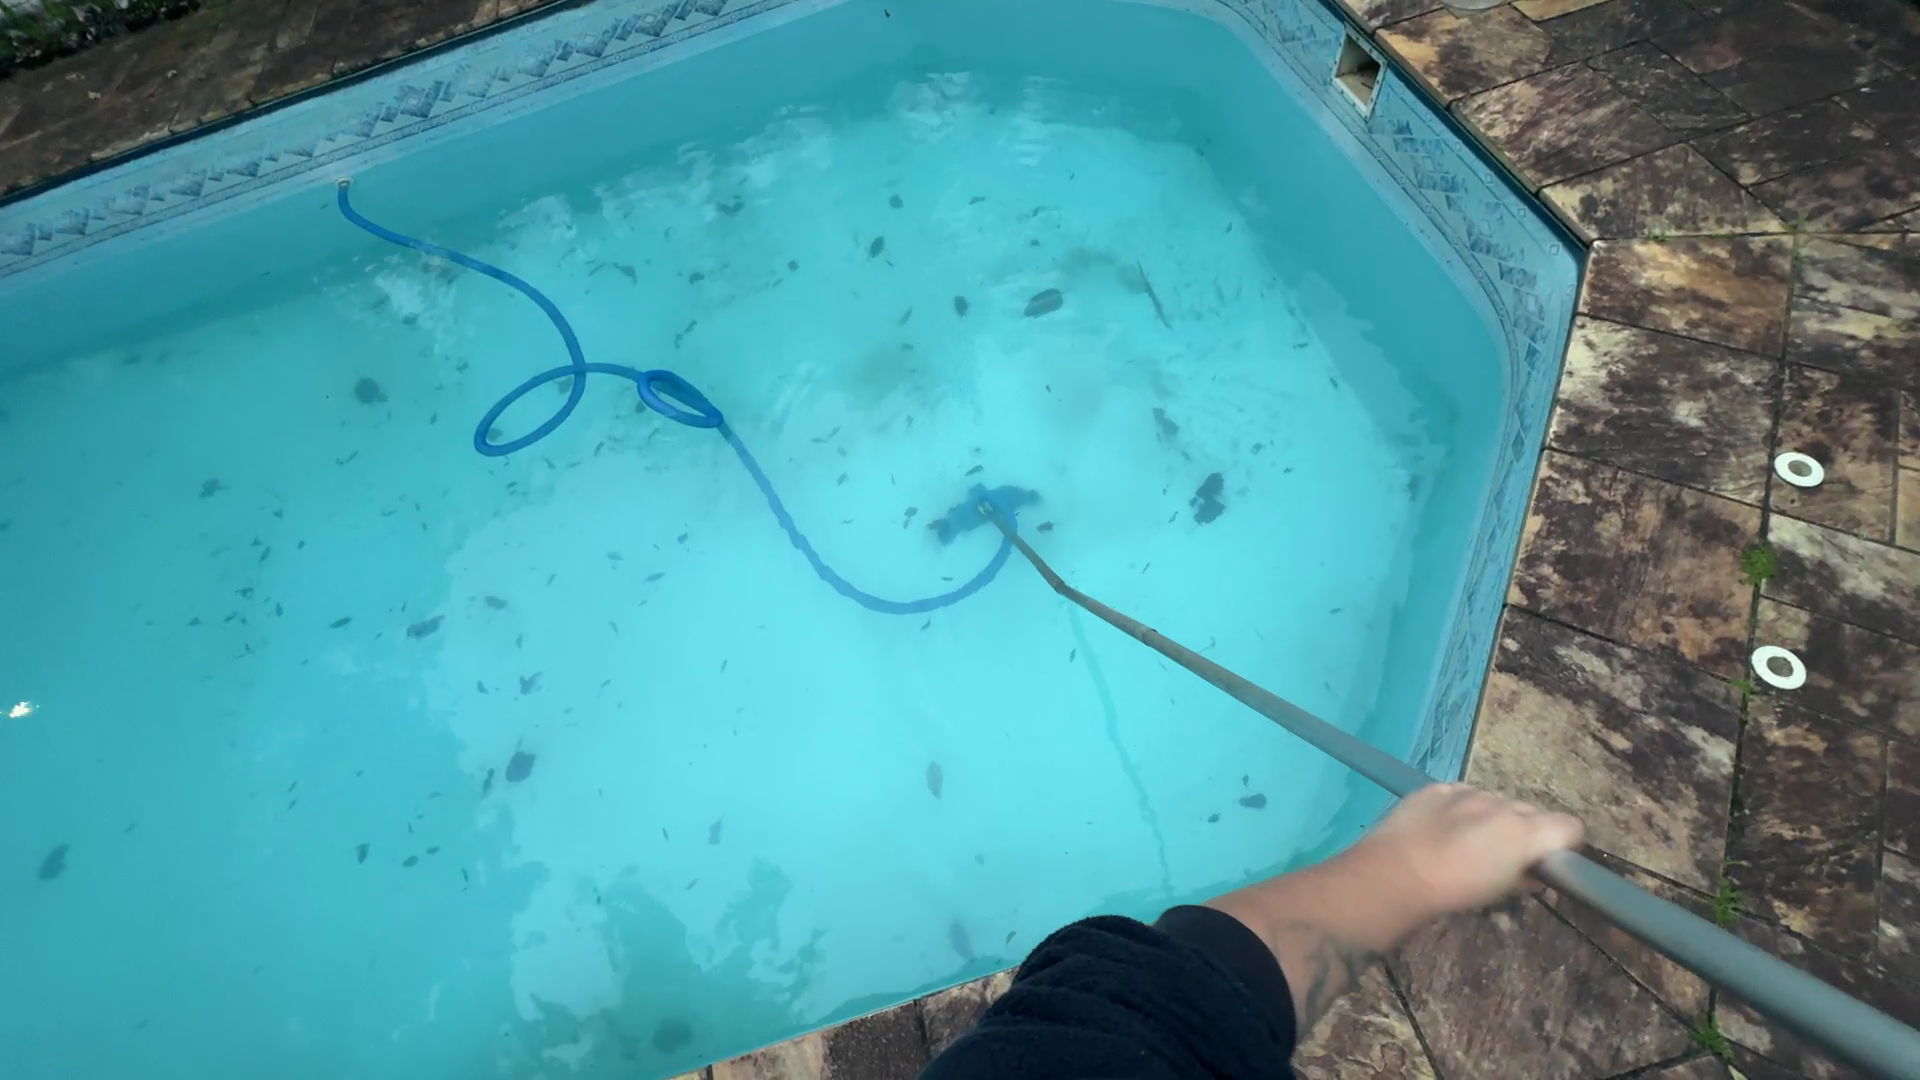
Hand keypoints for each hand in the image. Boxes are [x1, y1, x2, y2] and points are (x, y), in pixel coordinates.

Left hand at [1353, 783, 1584, 920]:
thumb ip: (1526, 875)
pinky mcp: (1434, 787)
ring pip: (1493, 799)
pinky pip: (1459, 792)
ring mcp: (1464, 792)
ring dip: (1490, 815)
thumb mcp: (1504, 890)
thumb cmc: (1458, 888)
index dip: (1561, 841)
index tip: (1547, 857)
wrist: (1400, 870)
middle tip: (1504, 852)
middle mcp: (1499, 804)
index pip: (1568, 825)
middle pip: (1529, 811)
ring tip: (1468, 837)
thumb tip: (1532, 873)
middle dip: (1525, 829)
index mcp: (1524, 831)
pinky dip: (1459, 805)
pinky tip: (1444, 822)